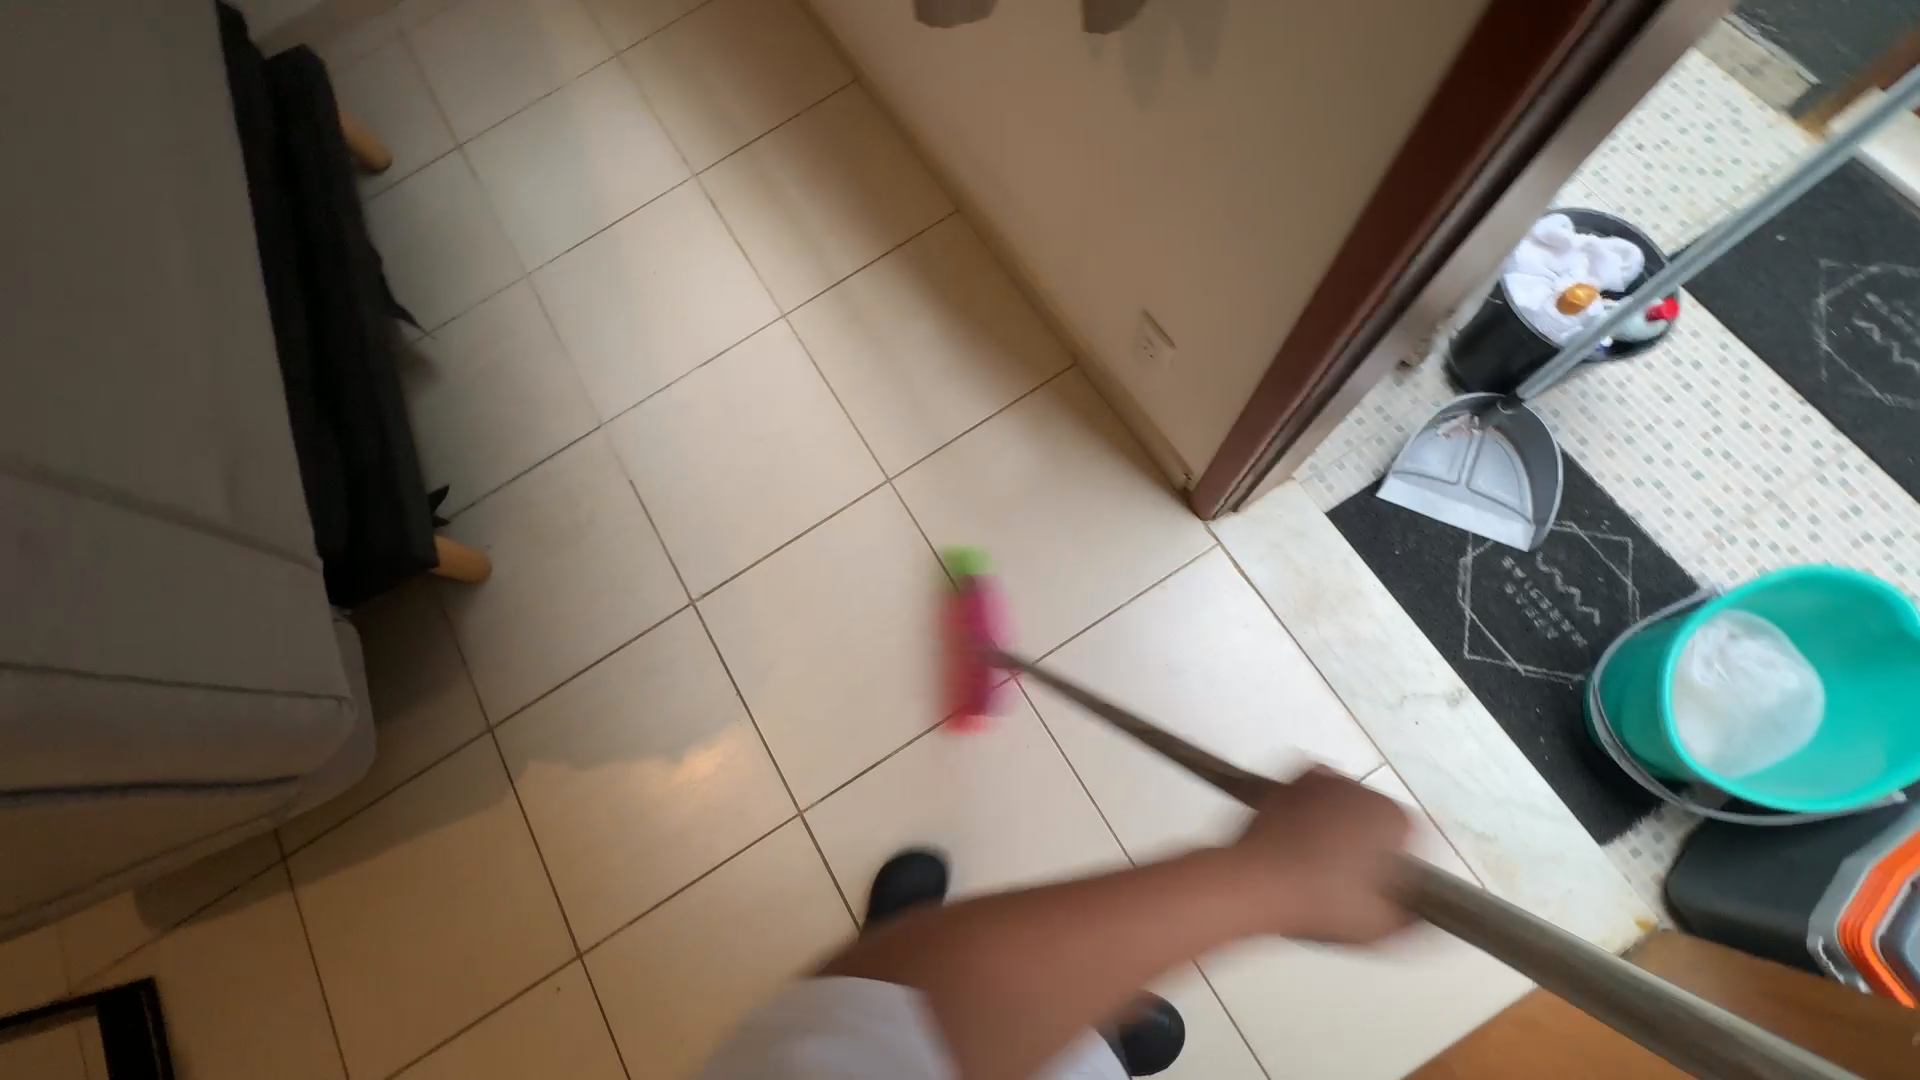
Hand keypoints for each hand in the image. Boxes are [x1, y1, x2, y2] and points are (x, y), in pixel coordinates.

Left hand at [1222, 768, 1414, 943]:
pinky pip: (1311, 793)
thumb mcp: (1382, 927)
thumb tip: (1423, 913)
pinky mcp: (1283, 781)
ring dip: (1341, 824)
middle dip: (1370, 839)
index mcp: (1389, 815)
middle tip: (1353, 875)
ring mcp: (1316, 779)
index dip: (1400, 862)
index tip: (1384, 883)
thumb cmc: (1319, 902)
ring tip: (1324, 862)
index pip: (1412, 835)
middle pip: (1376, 815)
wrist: (1253, 881)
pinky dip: (1312, 808)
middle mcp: (1356, 787)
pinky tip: (1304, 836)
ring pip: (1344, 802)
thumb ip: (1416, 919)